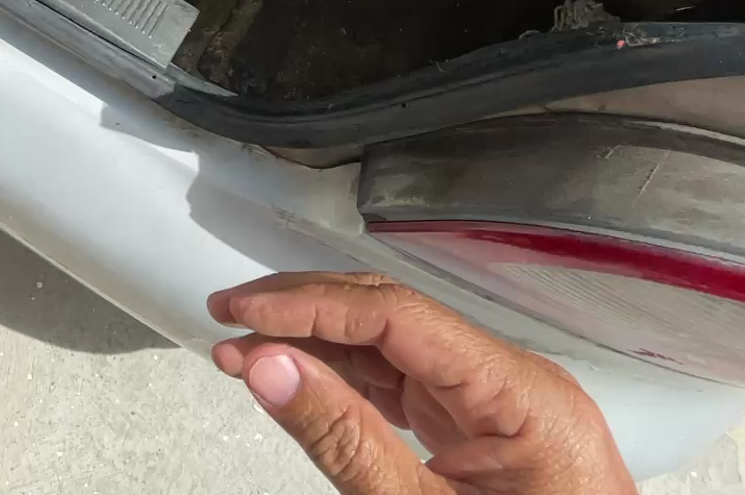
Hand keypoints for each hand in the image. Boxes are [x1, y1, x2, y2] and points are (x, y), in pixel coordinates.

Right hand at [209, 272, 634, 494]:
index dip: (308, 303)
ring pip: (380, 340)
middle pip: (385, 314)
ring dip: (307, 341)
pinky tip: (289, 376)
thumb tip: (261, 363)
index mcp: (520, 393)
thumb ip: (346, 441)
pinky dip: (334, 374)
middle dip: (299, 311)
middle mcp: (507, 378)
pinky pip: (391, 378)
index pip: (394, 314)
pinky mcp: (472, 422)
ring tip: (238, 351)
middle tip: (224, 318)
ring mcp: (489, 398)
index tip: (237, 312)